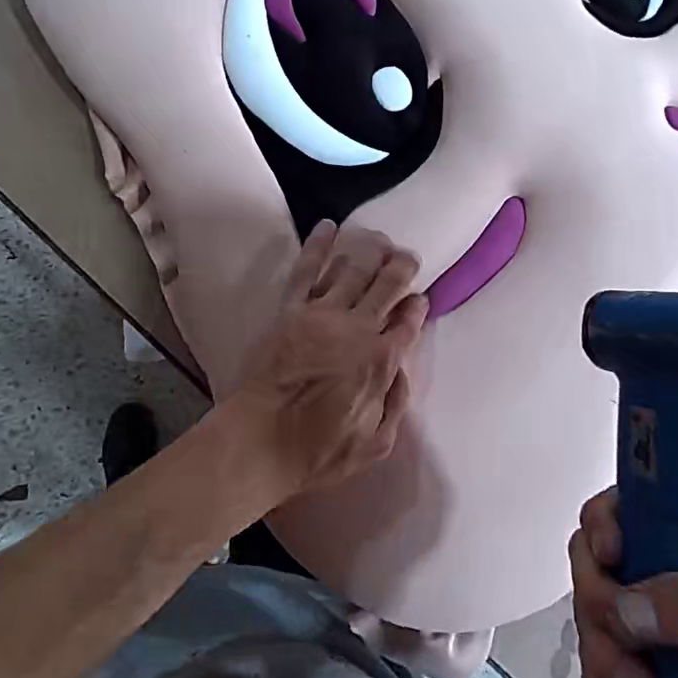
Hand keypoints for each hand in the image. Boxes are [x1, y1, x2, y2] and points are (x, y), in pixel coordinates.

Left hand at [221, 220, 428, 498]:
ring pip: (353, 270)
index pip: (408, 322)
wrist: (258, 442)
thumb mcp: (376, 444)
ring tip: (380, 239)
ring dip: (370, 250)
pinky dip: (319, 245)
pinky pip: (307, 270)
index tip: (419, 300)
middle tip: (408, 258)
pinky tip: (328, 226)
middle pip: (387, 285)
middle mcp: (357, 328)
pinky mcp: (290, 310)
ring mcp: (322, 314)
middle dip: (402, 267)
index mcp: (381, 360)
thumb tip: (401, 372)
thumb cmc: (318, 450)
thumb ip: (396, 404)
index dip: (417, 307)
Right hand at [569, 488, 677, 677]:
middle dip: (601, 608)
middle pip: (595, 564)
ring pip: (587, 622)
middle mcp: (661, 591)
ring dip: (609, 669)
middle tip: (631, 647)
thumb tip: (627, 600)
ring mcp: (640, 639)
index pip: (635, 510)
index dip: (608, 519)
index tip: (610, 554)